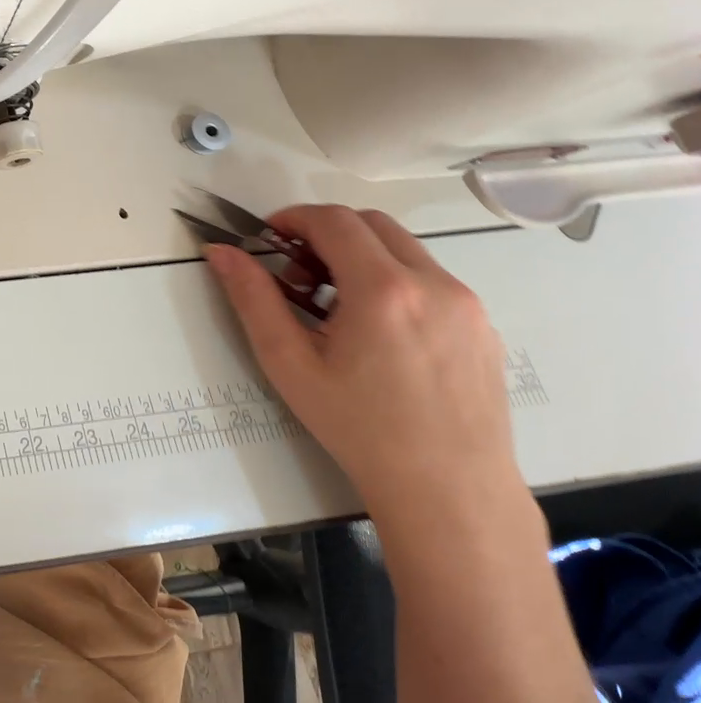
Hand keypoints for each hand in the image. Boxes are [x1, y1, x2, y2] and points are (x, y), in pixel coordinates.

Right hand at [203, 206, 521, 515]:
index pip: (334, 221)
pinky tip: (374, 329)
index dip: (293, 218)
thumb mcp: (288, 362)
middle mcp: (435, 284)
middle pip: (373, 224)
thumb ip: (252, 298)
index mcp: (383, 290)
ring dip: (361, 256)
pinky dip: (394, 280)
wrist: (448, 487)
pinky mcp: (483, 326)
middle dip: (326, 232)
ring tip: (332, 304)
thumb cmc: (357, 426)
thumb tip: (221, 252)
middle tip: (295, 270)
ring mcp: (468, 305)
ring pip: (406, 249)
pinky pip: (432, 280)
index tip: (268, 238)